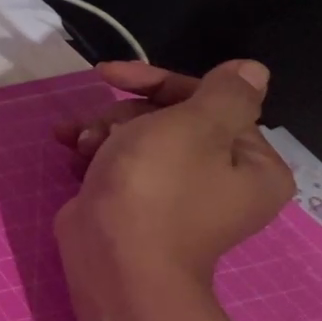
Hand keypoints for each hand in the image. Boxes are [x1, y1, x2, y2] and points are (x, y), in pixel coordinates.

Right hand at [53, 61, 295, 320]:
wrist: (116, 250)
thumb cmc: (155, 184)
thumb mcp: (191, 128)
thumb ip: (223, 96)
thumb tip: (251, 69)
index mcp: (249, 163)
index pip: (205, 100)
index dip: (153, 81)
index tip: (104, 73)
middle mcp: (222, 177)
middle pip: (165, 117)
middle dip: (119, 114)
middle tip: (96, 127)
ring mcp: (178, 191)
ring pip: (133, 135)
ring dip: (98, 130)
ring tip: (77, 144)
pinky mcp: (139, 199)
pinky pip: (116, 159)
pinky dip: (92, 151)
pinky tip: (70, 153)